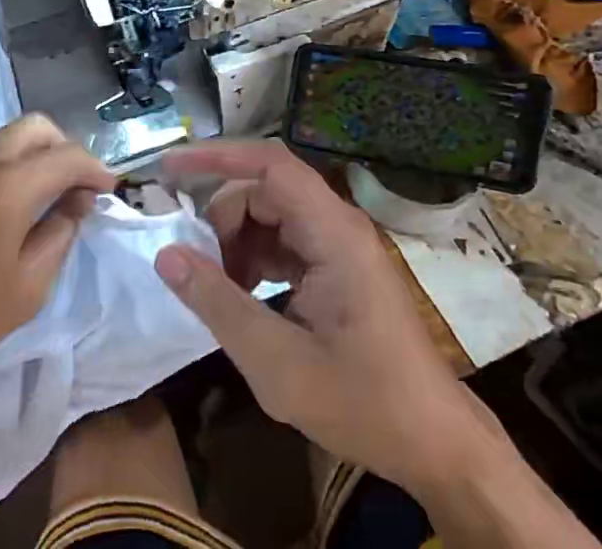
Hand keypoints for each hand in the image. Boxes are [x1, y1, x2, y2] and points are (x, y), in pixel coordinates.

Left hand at [0, 114, 114, 432]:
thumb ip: (61, 233)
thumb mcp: (28, 287)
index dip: (96, 169)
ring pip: (1, 142)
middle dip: (64, 149)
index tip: (110, 190)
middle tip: (76, 190)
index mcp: (7, 183)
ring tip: (39, 205)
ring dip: (30, 160)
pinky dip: (0, 173)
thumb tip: (75, 201)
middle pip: (34, 128)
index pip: (68, 155)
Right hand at [152, 141, 513, 498]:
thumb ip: (217, 303)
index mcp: (334, 235)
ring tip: (220, 289)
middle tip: (195, 265)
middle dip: (222, 219)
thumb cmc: (363, 403)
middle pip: (265, 191)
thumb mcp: (276, 362)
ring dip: (236, 242)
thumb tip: (165, 255)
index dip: (217, 157)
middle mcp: (339, 227)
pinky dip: (254, 259)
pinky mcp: (339, 268)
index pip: (271, 165)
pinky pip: (285, 242)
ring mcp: (341, 247)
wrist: (435, 443)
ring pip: (272, 216)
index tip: (169, 168)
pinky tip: (243, 295)